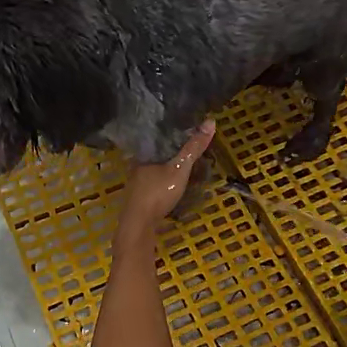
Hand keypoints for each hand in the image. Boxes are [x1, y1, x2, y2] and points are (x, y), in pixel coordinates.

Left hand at [119, 121, 214, 236]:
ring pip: (153, 171)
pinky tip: (171, 186)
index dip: (169, 135)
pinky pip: (153, 185)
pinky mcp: (139, 200)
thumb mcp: (180, 169)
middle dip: (169, 154)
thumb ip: (193, 148)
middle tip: (187, 150)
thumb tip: (210, 121)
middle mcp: (136, 168)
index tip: (182, 131)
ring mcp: (135, 185)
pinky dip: (163, 183)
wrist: (140, 224)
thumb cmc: (158, 192)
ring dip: (166, 169)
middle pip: (155, 156)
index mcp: (142, 156)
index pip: (156, 139)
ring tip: (182, 167)